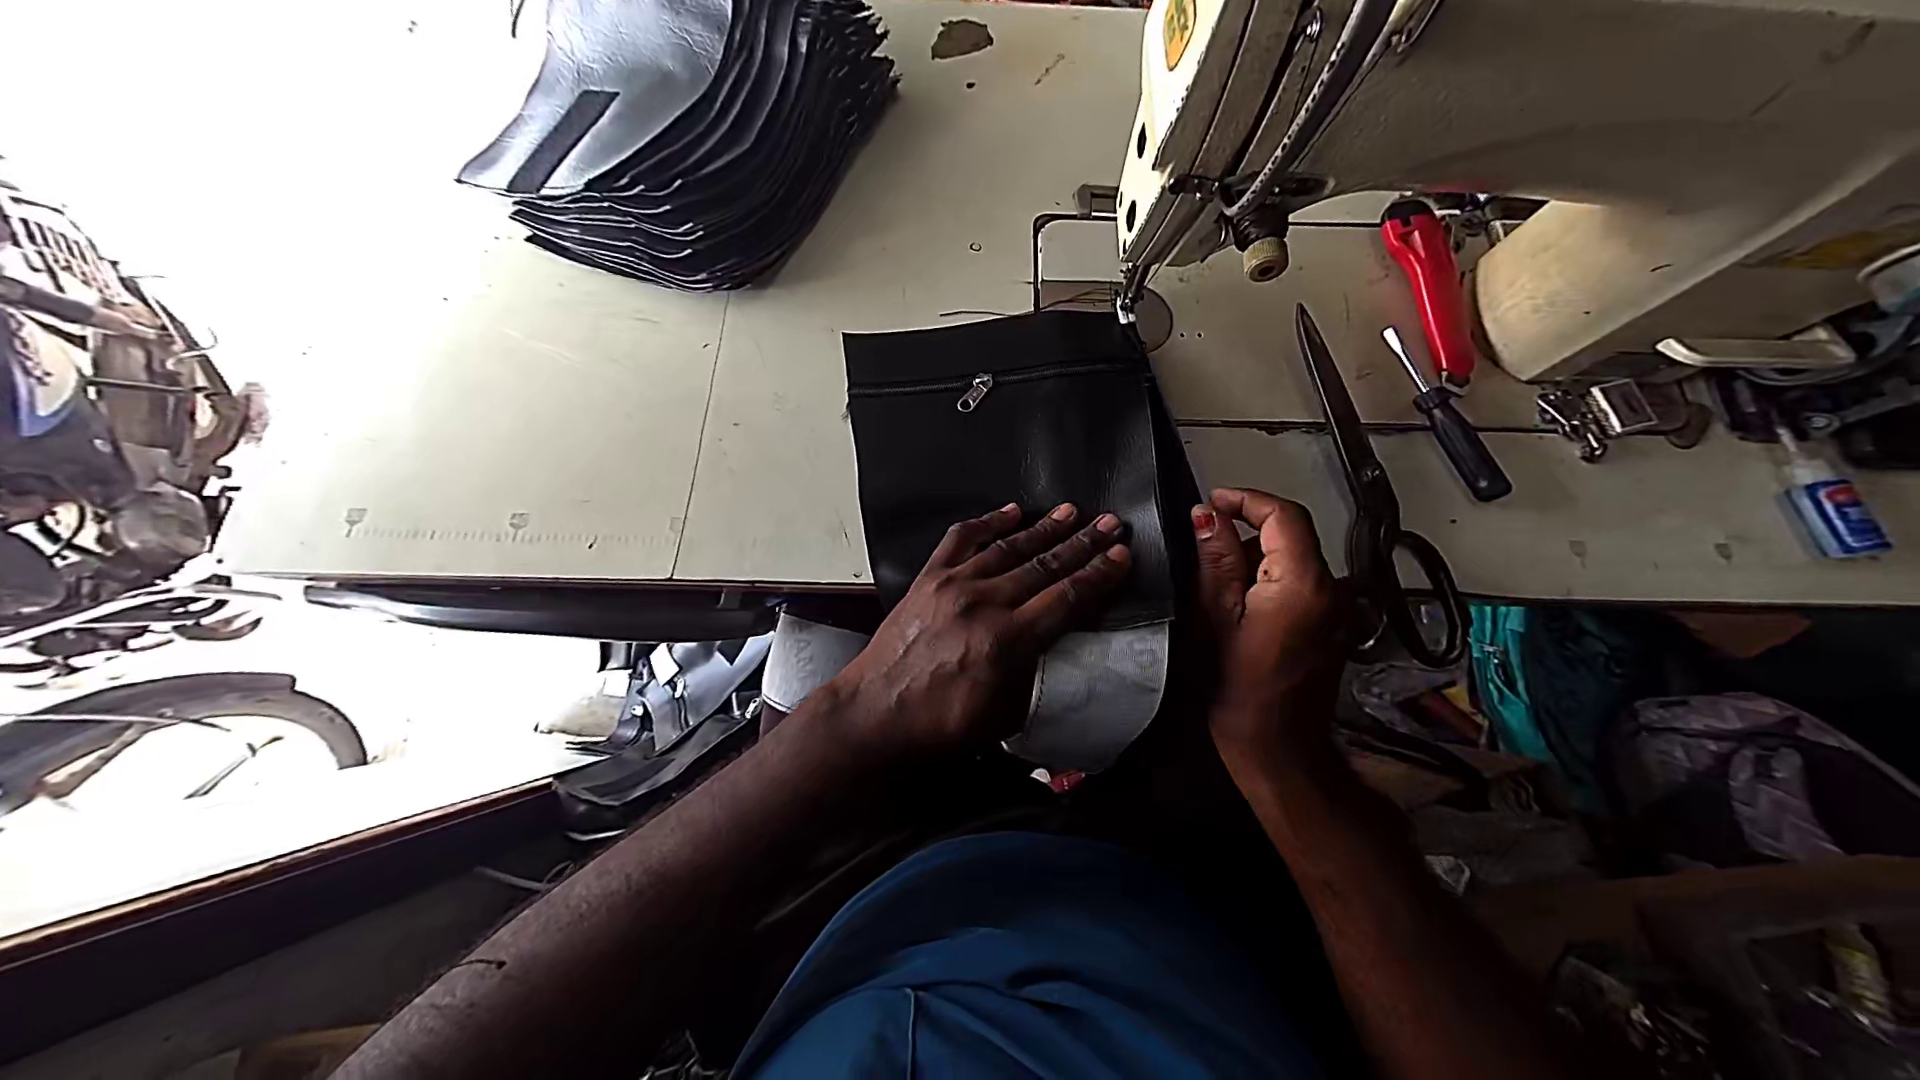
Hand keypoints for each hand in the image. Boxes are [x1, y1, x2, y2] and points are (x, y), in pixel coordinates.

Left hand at [824, 502, 1130, 759]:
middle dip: (1082, 543)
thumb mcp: (1006, 713)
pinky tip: (1011, 512)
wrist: (876, 716)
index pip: (1068, 597)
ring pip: (1010, 548)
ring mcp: (954, 586)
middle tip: (1108, 524)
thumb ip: (1035, 672)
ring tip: (1071, 512)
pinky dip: (988, 522)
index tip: (1119, 555)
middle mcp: (984, 605)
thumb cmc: (939, 725)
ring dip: (1044, 529)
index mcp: (1008, 641)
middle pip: (1046, 565)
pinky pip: (961, 540)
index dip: (1099, 574)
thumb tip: (1052, 643)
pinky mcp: (929, 579)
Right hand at [1191, 488, 1342, 761]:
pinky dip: (1268, 581)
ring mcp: (1335, 609)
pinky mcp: (1330, 625)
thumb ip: (1216, 558)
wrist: (1276, 747)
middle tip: (1202, 546)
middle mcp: (1331, 589)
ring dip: (1254, 559)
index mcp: (1303, 583)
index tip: (1213, 501)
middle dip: (1245, 532)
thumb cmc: (1238, 688)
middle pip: (1290, 536)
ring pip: (1292, 560)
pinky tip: (1238, 607)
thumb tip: (1208, 515)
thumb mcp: (1216, 616)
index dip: (1246, 500)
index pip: (1283, 515)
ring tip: (1215, 588)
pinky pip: (1299, 584)